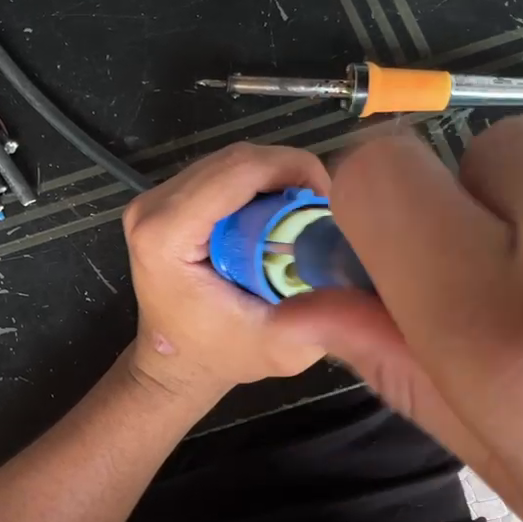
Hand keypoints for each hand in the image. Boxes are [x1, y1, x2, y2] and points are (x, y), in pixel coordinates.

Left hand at [120, 142, 331, 402]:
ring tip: (302, 218)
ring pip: (229, 162)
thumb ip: (321, 318)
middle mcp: (151, 208)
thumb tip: (372, 281)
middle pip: (235, 161)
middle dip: (289, 176)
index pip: (238, 171)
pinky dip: (256, 186)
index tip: (329, 206)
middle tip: (321, 214)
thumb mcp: (280, 348)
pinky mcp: (164, 201)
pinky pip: (220, 174)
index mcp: (164, 236)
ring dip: (273, 179)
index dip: (293, 172)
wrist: (177, 361)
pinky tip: (275, 217)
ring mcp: (153, 200)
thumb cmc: (220, 355)